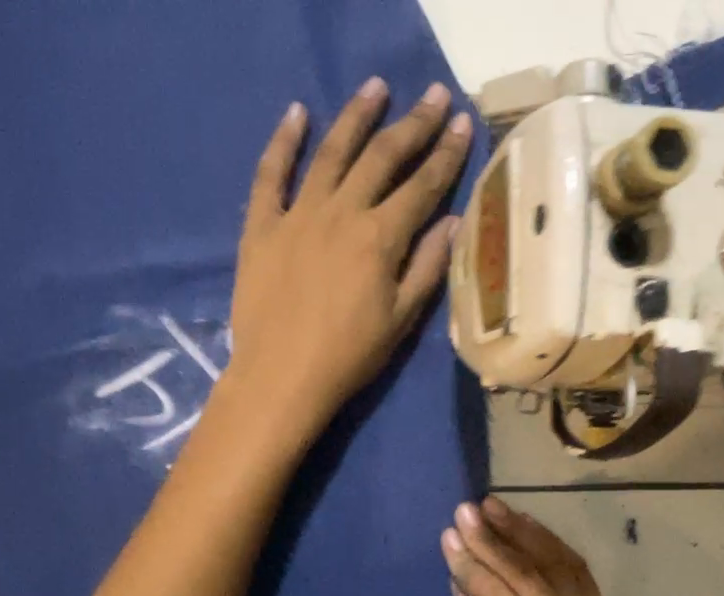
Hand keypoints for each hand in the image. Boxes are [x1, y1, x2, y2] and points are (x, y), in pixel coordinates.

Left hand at [224, 77, 472, 437]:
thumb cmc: (349, 357)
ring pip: (331, 153)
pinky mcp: (261, 226)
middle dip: (412, 124)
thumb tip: (454, 223)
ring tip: (375, 89)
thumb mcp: (401, 319)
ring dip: (355, 117)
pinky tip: (296, 114)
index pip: (422, 186)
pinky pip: (270, 174)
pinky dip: (283, 141)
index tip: (462, 123)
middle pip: (382, 157)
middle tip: (432, 94)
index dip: (446, 154)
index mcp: (380, 238)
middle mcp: (341, 213)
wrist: (281, 377)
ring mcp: (297, 215)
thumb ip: (427, 267)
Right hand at [442, 497, 635, 595]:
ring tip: (489, 505)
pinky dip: (546, 538)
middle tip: (464, 510)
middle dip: (490, 538)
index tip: (448, 537)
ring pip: (550, 559)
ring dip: (517, 528)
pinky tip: (522, 521)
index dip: (470, 564)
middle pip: (523, 571)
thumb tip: (458, 584)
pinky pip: (572, 562)